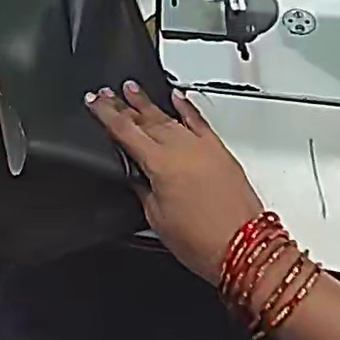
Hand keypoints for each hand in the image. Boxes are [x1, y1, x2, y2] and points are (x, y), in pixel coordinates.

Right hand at [88, 82, 263, 281]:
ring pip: (167, 117)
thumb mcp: (156, 218)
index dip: (105, 113)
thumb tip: (135, 175)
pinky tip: (177, 97)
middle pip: (143, 118)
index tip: (94, 101)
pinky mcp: (220, 151)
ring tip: (133, 89)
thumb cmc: (203, 241)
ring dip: (147, 102)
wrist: (245, 250)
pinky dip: (186, 107)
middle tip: (106, 93)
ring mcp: (201, 147)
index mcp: (159, 164)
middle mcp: (180, 149)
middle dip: (122, 104)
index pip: (123, 129)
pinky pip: (198, 121)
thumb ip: (142, 189)